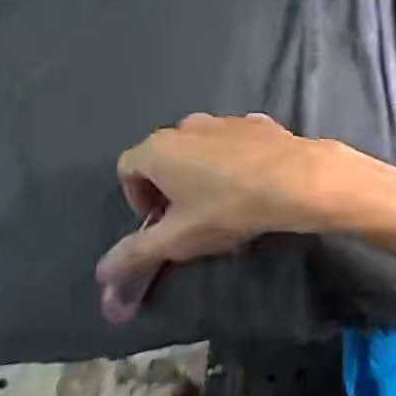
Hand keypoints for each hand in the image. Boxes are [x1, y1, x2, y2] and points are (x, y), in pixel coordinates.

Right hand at [95, 113, 357, 323]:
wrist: (294, 178)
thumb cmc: (227, 208)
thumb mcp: (177, 240)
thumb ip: (135, 256)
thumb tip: (101, 276)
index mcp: (158, 148)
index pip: (127, 169)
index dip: (136, 199)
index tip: (159, 224)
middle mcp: (185, 126)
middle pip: (162, 157)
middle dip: (169, 188)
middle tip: (189, 219)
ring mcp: (222, 119)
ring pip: (198, 148)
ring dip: (200, 174)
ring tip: (222, 204)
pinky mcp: (254, 121)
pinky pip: (231, 143)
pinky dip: (231, 161)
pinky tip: (251, 185)